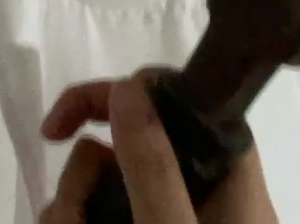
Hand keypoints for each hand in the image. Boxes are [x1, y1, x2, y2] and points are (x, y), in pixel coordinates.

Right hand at [40, 76, 278, 223]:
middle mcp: (201, 199)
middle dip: (83, 169)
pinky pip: (96, 211)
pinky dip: (74, 218)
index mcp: (231, 186)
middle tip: (68, 201)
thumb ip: (153, 169)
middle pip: (130, 142)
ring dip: (72, 202)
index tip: (88, 111)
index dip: (134, 93)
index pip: (188, 103)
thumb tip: (126, 88)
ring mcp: (168, 219)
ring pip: (102, 180)